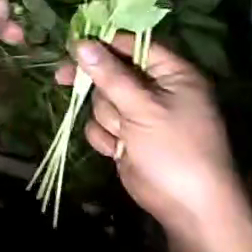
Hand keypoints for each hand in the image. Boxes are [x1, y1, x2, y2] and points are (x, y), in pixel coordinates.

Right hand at [58, 34, 251, 251]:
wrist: (188, 207)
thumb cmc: (175, 150)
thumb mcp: (142, 108)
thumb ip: (110, 75)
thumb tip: (81, 43)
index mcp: (173, 74)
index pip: (134, 45)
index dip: (104, 44)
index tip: (72, 45)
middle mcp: (158, 90)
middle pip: (111, 72)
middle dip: (99, 88)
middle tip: (62, 78)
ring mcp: (142, 115)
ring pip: (103, 101)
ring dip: (107, 119)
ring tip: (123, 136)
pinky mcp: (129, 137)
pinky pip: (102, 125)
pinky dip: (106, 137)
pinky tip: (118, 151)